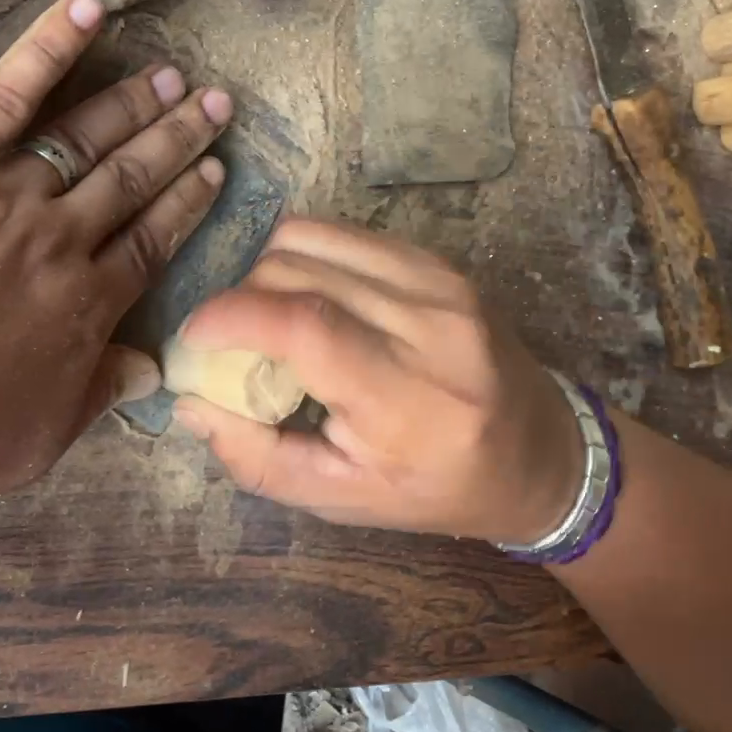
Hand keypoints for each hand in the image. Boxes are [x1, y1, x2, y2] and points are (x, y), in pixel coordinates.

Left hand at [0, 0, 232, 541]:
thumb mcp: (34, 442)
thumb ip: (96, 395)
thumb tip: (153, 368)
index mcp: (83, 308)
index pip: (150, 243)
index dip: (185, 205)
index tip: (213, 172)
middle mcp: (59, 242)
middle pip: (130, 181)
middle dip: (176, 139)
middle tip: (213, 103)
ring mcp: (4, 197)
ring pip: (83, 138)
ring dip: (132, 102)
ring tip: (171, 73)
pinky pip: (6, 95)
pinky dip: (48, 49)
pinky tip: (86, 8)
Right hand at [169, 218, 583, 544]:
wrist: (543, 454)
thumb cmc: (435, 487)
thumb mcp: (339, 499)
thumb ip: (255, 457)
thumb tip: (188, 401)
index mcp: (410, 400)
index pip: (304, 326)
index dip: (230, 317)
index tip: (193, 338)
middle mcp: (430, 324)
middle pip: (292, 271)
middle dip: (241, 302)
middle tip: (239, 347)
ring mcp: (437, 280)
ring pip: (305, 238)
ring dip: (266, 274)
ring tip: (273, 320)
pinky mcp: (434, 258)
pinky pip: (334, 233)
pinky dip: (300, 259)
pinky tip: (309, 299)